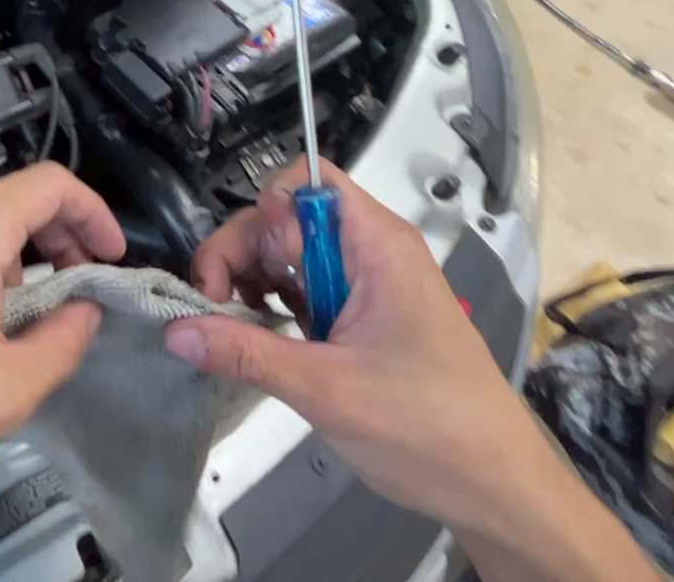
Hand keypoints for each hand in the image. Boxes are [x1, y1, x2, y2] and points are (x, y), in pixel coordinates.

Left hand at [0, 163, 125, 581]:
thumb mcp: (12, 384)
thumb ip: (65, 338)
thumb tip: (82, 310)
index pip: (53, 184)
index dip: (94, 214)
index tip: (111, 257)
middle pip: (17, 197)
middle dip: (60, 236)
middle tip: (79, 289)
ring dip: (20, 251)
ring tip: (31, 312)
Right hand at [163, 160, 655, 581]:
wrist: (499, 491)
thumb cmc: (428, 430)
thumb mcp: (327, 390)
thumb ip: (245, 353)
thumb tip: (173, 330)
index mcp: (375, 246)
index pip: (306, 182)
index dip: (263, 211)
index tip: (242, 270)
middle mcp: (369, 250)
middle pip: (283, 217)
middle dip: (240, 252)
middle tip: (214, 309)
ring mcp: (363, 280)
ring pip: (286, 250)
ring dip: (250, 279)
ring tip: (235, 327)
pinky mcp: (359, 310)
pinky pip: (300, 282)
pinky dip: (270, 301)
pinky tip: (260, 335)